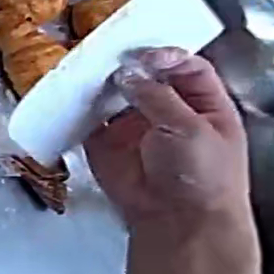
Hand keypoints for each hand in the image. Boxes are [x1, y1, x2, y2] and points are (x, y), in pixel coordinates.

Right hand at [84, 48, 251, 234]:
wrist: (176, 219)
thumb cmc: (202, 175)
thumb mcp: (190, 127)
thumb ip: (158, 96)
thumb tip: (126, 74)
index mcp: (203, 105)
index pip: (186, 67)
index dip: (165, 55)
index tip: (141, 53)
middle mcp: (167, 111)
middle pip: (145, 76)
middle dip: (126, 65)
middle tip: (105, 56)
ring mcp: (133, 127)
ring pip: (113, 95)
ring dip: (100, 84)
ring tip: (85, 72)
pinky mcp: (104, 142)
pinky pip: (86, 119)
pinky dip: (77, 108)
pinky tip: (70, 95)